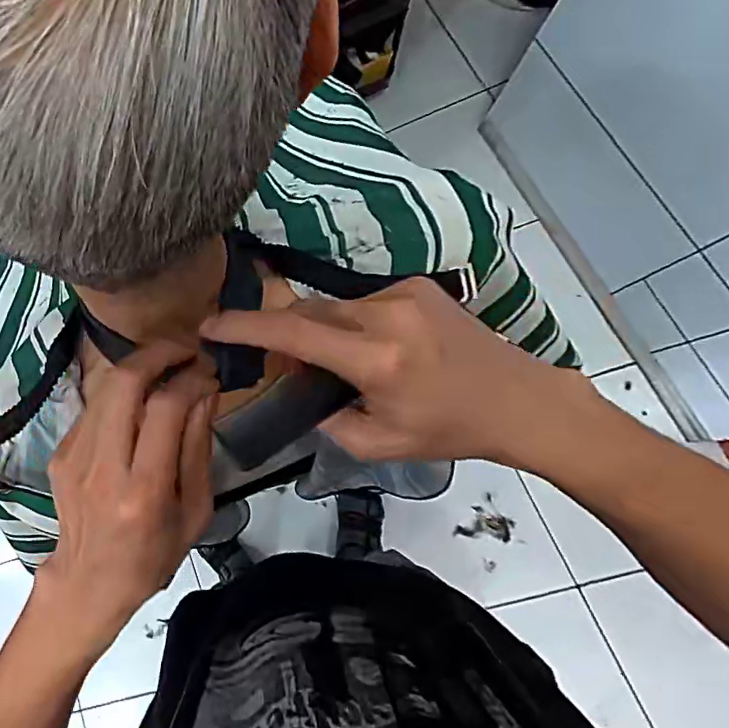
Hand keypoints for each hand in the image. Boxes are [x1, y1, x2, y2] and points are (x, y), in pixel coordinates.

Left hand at [40, 341, 218, 641]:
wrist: (89, 581)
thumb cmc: (152, 555)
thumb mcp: (195, 511)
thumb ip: (198, 448)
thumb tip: (203, 394)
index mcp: (143, 491)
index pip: (164, 409)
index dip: (190, 379)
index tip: (208, 372)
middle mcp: (103, 467)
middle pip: (124, 383)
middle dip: (158, 354)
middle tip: (185, 351)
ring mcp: (75, 457)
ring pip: (105, 387)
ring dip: (139, 367)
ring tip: (166, 366)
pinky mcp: (61, 452)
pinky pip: (95, 407)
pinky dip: (120, 393)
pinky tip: (139, 401)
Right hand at [200, 278, 602, 471]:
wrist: (519, 399)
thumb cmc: (449, 430)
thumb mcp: (378, 443)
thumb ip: (325, 416)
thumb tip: (297, 383)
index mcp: (380, 360)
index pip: (296, 333)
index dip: (246, 327)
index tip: (210, 325)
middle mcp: (389, 314)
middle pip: (309, 314)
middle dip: (286, 335)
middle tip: (286, 368)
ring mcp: (405, 292)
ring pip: (332, 308)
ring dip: (321, 332)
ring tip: (341, 365)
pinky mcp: (416, 284)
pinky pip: (359, 301)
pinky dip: (349, 324)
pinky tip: (372, 349)